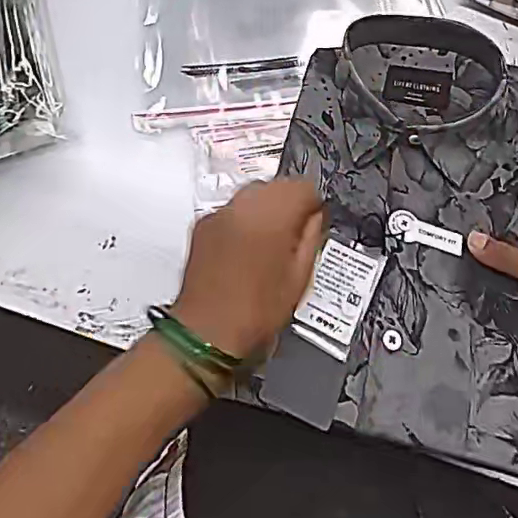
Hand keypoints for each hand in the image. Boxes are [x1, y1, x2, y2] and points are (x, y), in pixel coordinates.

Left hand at [172, 178, 325, 362]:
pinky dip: (242, 220)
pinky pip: (231, 210)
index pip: (304, 187)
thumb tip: (314, 217)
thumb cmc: (258, 310)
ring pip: (252, 194)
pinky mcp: (203, 224)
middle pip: (277, 185)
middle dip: (289, 203)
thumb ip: (312, 237)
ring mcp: (220, 213)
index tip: (313, 224)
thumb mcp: (300, 276)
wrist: (208, 332)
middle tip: (293, 235)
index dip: (313, 205)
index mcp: (273, 215)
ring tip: (268, 242)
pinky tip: (244, 248)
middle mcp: (244, 205)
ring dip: (265, 208)